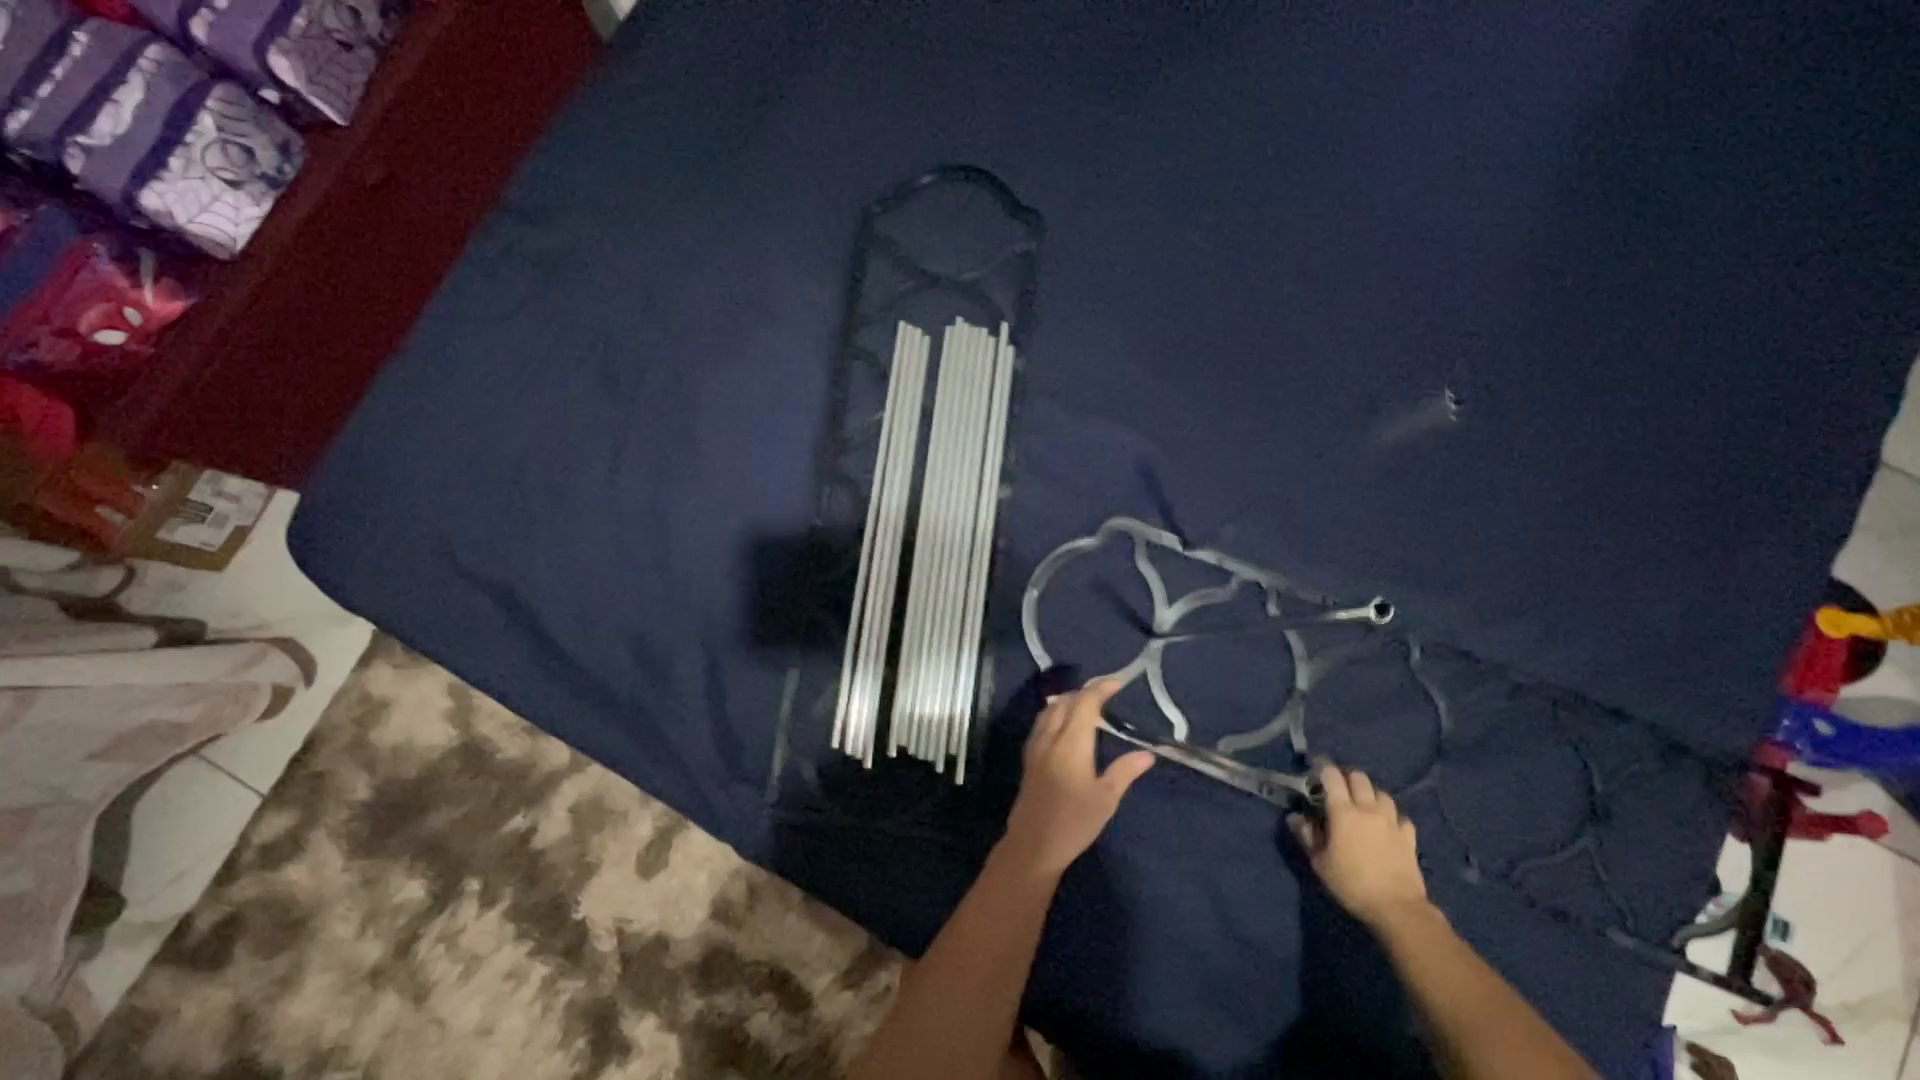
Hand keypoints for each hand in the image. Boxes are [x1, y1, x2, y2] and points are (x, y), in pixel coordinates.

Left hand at [1000, 677, 1155, 876]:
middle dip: (1085, 691)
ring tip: (1087, 704)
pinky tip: (1065, 725)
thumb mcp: (1106, 799)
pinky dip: (1056, 713)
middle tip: (1106, 692)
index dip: (1100, 688)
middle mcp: (1050, 738)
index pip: (1084, 703)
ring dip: (1068, 700)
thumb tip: (1147, 753)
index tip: (1118, 682)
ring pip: (1050, 710)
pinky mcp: (1029, 759)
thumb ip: (1125, 771)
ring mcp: (1036, 747)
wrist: (1033, 844)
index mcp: (1071, 742)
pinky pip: (1042, 723)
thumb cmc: (1073, 822)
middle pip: (1065, 701)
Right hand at [1287, 761, 1431, 931]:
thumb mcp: (1320, 862)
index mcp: (1344, 812)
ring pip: (1381, 793)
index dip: (1323, 767)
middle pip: (1359, 778)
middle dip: (1346, 775)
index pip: (1333, 777)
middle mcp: (1369, 809)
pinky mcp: (1408, 835)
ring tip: (1362, 802)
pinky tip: (1385, 823)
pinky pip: (1399, 815)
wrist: (1396, 906)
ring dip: (1369, 792)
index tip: (1316, 766)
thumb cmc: (1351, 883)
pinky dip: (1390, 814)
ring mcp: (1392, 821)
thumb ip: (1306, 836)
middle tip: (1337, 784)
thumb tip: (1295, 817)